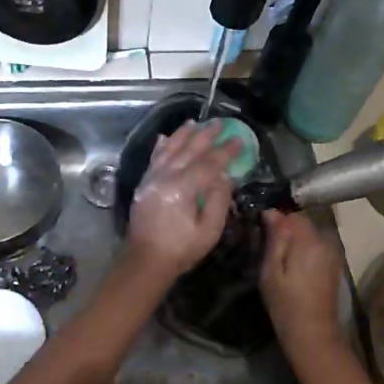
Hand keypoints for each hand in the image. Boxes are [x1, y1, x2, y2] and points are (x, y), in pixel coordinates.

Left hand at [124, 122, 236, 280]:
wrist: (146, 260)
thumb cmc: (181, 249)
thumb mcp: (209, 230)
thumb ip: (219, 200)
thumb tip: (224, 177)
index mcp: (183, 189)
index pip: (209, 163)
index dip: (226, 151)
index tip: (239, 141)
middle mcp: (165, 177)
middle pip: (188, 150)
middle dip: (205, 135)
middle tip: (220, 123)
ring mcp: (151, 179)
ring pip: (169, 149)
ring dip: (183, 134)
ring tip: (195, 122)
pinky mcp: (144, 184)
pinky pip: (154, 158)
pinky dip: (161, 146)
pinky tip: (165, 137)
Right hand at [260, 210, 345, 355]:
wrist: (313, 333)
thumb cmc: (286, 303)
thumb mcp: (271, 270)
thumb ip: (274, 239)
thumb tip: (270, 212)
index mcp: (309, 240)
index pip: (292, 216)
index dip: (276, 220)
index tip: (261, 232)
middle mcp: (325, 241)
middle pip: (303, 224)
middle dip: (286, 230)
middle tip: (267, 247)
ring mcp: (332, 253)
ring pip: (310, 236)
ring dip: (296, 241)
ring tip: (279, 258)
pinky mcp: (334, 265)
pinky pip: (317, 247)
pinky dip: (305, 251)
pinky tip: (293, 267)